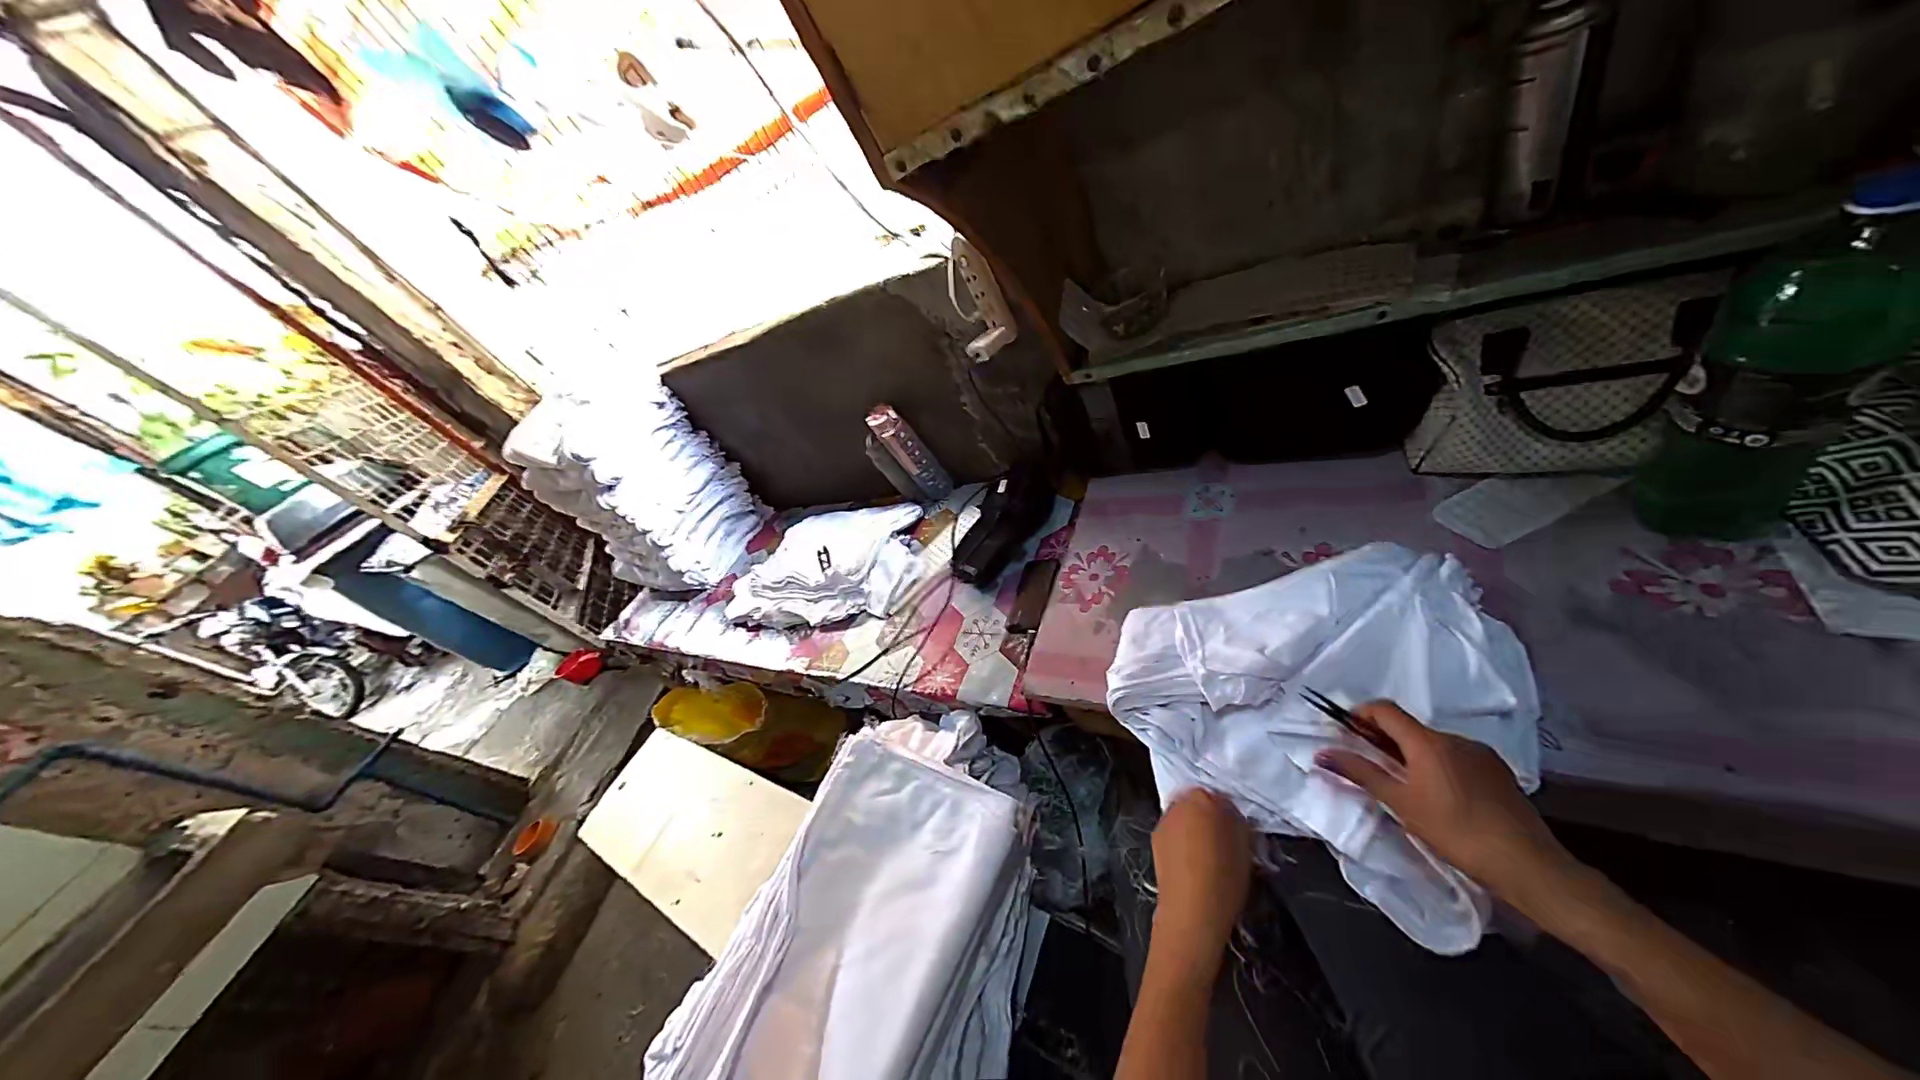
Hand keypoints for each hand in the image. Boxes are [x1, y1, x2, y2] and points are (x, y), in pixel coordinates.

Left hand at [1150, 789, 1250, 963]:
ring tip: (1207, 852)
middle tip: (1223, 838)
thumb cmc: (1225, 878)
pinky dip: (1182, 840)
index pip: (1218, 795)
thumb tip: (1229, 814)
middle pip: (1196, 802)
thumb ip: (1236, 822)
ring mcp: (1164, 821)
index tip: (1236, 828)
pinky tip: (1191, 861)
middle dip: (1208, 814)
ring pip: (1183, 816)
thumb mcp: (1245, 847)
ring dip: (1193, 826)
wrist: (1192, 911)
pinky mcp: (1154, 839)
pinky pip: (1173, 832)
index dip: (1228, 811)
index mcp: (1203, 800)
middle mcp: (1178, 804)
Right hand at [1314, 701, 1577, 912]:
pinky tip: (1441, 796)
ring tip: (1406, 786)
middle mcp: (1454, 739)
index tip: (1346, 733)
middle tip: (1369, 765)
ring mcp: (1480, 753)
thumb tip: (1323, 753)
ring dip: (1412, 754)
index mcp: (1427, 742)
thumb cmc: (1454, 831)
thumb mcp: (1400, 803)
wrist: (1526, 864)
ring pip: (1433, 743)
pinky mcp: (1497, 770)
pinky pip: (1457, 757)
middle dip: (1384, 739)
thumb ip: (1360, 772)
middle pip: (1408, 727)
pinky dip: (1438, 765)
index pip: (1384, 710)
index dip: (1360, 715)